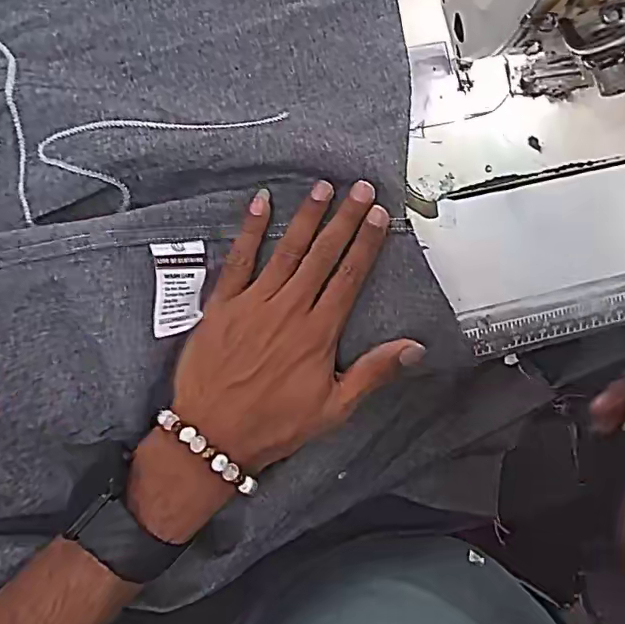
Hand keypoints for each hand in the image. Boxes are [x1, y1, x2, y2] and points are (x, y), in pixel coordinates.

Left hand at [129, 181, 422, 540]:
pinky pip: (239, 259)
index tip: (379, 216)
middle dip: (345, 219)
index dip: (366, 243)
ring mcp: (254, 303)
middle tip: (360, 189)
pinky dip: (250, 229)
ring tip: (322, 188)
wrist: (212, 436)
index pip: (349, 276)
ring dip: (307, 216)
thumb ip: (372, 373)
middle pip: (324, 255)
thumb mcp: (332, 409)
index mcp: (318, 332)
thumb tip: (412, 348)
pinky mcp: (223, 304)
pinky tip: (260, 203)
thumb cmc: (272, 425)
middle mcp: (289, 309)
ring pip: (288, 250)